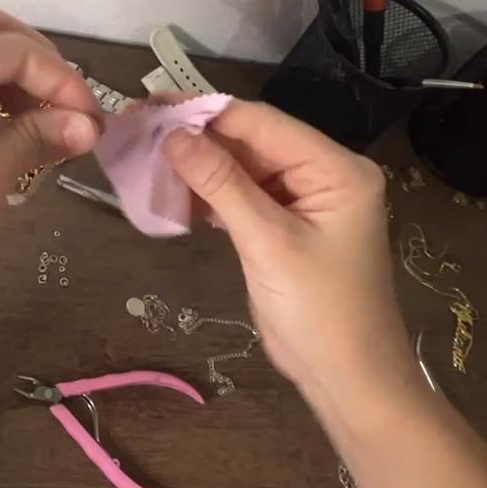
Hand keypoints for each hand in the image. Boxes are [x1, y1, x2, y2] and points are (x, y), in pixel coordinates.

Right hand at [162, 100, 414, 409]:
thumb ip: (220, 183)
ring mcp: (299, 199)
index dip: (207, 112)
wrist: (347, 382)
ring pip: (239, 166)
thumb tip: (171, 134)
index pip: (262, 124)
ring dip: (195, 162)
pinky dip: (206, 191)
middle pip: (249, 141)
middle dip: (196, 135)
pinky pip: (238, 194)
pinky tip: (169, 186)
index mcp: (335, 168)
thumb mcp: (268, 242)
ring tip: (144, 150)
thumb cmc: (319, 311)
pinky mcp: (279, 224)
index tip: (153, 105)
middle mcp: (319, 173)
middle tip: (139, 124)